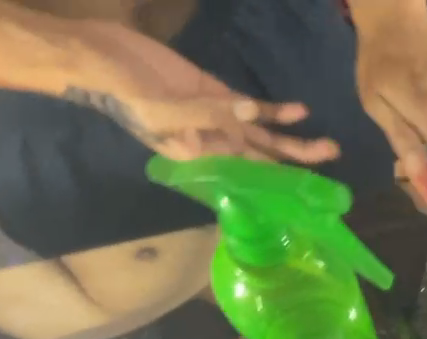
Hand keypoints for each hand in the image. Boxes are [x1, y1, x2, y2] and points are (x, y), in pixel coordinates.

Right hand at [65, 20, 337, 162]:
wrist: (93, 56)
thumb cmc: (121, 93)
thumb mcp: (163, 111)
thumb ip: (210, 114)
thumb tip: (253, 114)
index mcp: (206, 158)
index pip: (254, 176)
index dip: (283, 183)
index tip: (314, 193)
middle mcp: (219, 144)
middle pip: (268, 158)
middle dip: (301, 163)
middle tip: (333, 159)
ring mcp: (220, 118)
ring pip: (267, 136)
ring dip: (297, 140)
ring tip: (330, 145)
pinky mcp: (216, 93)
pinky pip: (253, 107)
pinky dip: (277, 111)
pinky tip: (301, 111)